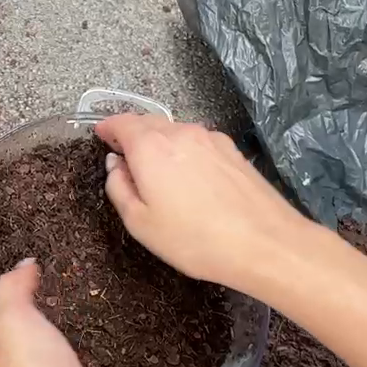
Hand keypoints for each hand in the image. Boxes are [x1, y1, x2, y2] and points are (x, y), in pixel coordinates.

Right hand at [95, 113, 318, 293]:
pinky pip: (197, 142)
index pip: (121, 122)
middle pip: (147, 122)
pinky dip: (184, 150)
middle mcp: (179, 133)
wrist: (266, 244)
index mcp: (150, 146)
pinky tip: (190, 178)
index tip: (100, 134)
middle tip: (124, 155)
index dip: (107, 127)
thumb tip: (116, 165)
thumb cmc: (195, 239)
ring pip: (174, 131)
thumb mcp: (140, 223)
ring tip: (157, 171)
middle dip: (131, 133)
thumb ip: (118, 188)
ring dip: (159, 143)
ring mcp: (209, 138)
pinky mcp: (231, 150)